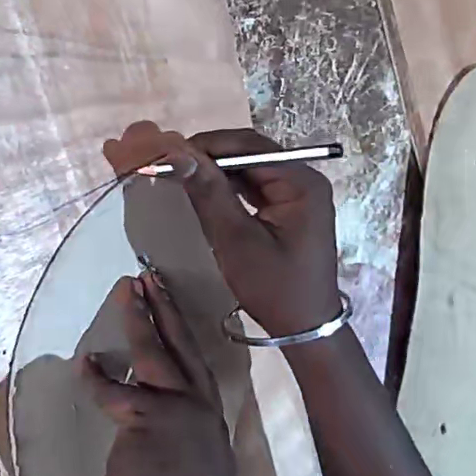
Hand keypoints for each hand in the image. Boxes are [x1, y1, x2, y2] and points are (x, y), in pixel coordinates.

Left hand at [81, 273, 236, 475]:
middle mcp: (206, 417)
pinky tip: (85, 365)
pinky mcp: (153, 420)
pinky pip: (119, 389)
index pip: (201, 372)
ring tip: (130, 288)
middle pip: (187, 349)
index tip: (173, 313)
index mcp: (214, 433)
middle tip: (153, 278)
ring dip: (143, 318)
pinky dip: (99, 378)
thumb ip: (181, 459)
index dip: (186, 339)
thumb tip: (164, 451)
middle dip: (169, 311)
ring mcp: (184, 415)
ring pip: (161, 353)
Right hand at [104, 122, 340, 337]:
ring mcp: (298, 193)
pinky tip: (205, 189)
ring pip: (250, 167)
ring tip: (181, 175)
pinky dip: (229, 185)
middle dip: (211, 156)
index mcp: (301, 182)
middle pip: (251, 152)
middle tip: (171, 165)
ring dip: (217, 169)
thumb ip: (209, 193)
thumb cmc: (274, 287)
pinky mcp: (289, 207)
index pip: (249, 146)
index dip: (208, 145)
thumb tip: (178, 153)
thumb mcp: (236, 240)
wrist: (305, 329)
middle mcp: (304, 178)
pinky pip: (255, 184)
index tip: (170, 155)